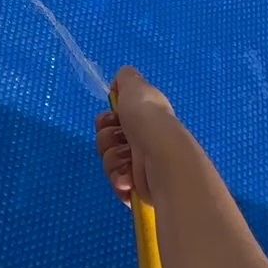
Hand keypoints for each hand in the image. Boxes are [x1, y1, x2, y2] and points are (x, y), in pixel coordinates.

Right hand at [95, 67, 176, 205]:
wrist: (162, 158)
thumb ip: (126, 77)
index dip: (106, 120)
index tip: (113, 118)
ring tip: (129, 160)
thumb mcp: (135, 85)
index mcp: (141, 119)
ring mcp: (139, 166)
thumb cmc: (148, 118)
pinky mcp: (136, 189)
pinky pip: (115, 181)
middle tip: (121, 139)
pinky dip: (120, 178)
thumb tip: (119, 84)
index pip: (109, 120)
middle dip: (107, 139)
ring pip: (108, 160)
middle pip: (105, 140)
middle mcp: (141, 141)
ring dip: (114, 158)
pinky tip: (129, 178)